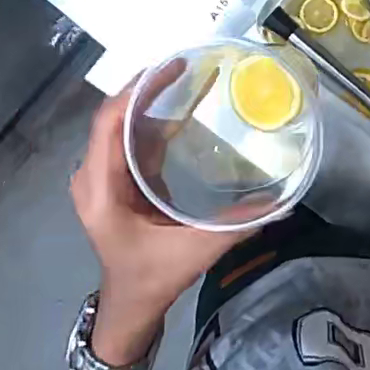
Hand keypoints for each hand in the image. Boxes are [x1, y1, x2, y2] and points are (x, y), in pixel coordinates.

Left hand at [71, 62, 254, 364]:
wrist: (129, 304)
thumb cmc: (151, 279)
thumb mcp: (193, 253)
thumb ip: (232, 228)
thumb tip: (277, 202)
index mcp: (100, 189)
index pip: (107, 125)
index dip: (133, 93)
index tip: (166, 71)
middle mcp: (93, 175)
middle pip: (113, 117)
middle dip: (145, 88)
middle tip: (183, 65)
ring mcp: (101, 175)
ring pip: (119, 124)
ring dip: (148, 100)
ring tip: (183, 77)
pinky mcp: (114, 177)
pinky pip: (127, 138)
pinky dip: (150, 120)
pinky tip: (177, 107)